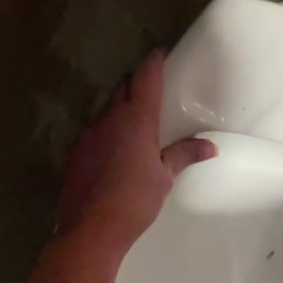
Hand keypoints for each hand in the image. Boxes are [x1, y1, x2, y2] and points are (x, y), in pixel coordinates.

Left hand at [56, 48, 215, 250]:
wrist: (89, 230)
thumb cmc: (134, 200)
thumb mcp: (165, 177)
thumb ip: (184, 155)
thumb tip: (209, 147)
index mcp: (137, 118)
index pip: (145, 75)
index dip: (153, 60)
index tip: (161, 52)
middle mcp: (110, 117)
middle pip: (123, 85)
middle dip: (136, 81)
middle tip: (151, 87)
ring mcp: (88, 133)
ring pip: (106, 107)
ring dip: (119, 106)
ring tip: (132, 121)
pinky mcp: (73, 151)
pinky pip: (92, 130)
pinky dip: (104, 130)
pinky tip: (111, 149)